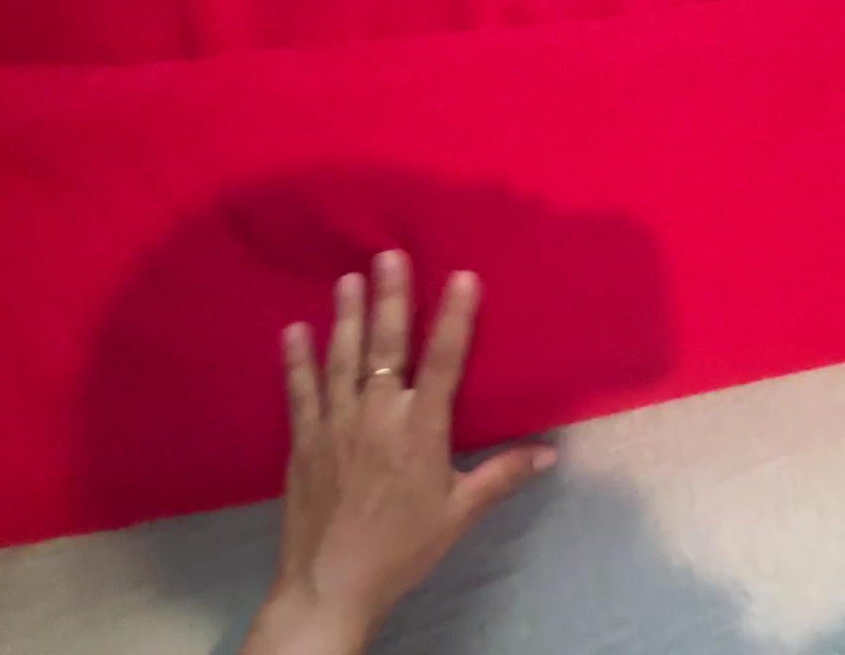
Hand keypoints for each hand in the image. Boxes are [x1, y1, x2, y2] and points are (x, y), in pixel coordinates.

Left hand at [243, 251, 556, 654]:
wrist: (328, 589)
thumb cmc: (402, 546)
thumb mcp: (460, 512)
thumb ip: (503, 474)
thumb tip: (552, 453)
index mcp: (420, 429)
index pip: (443, 361)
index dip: (454, 316)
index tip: (462, 276)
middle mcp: (377, 415)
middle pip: (386, 346)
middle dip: (390, 298)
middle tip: (388, 255)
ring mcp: (335, 425)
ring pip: (342, 358)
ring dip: (345, 315)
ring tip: (348, 277)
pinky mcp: (304, 441)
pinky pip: (300, 391)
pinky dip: (296, 359)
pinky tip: (292, 329)